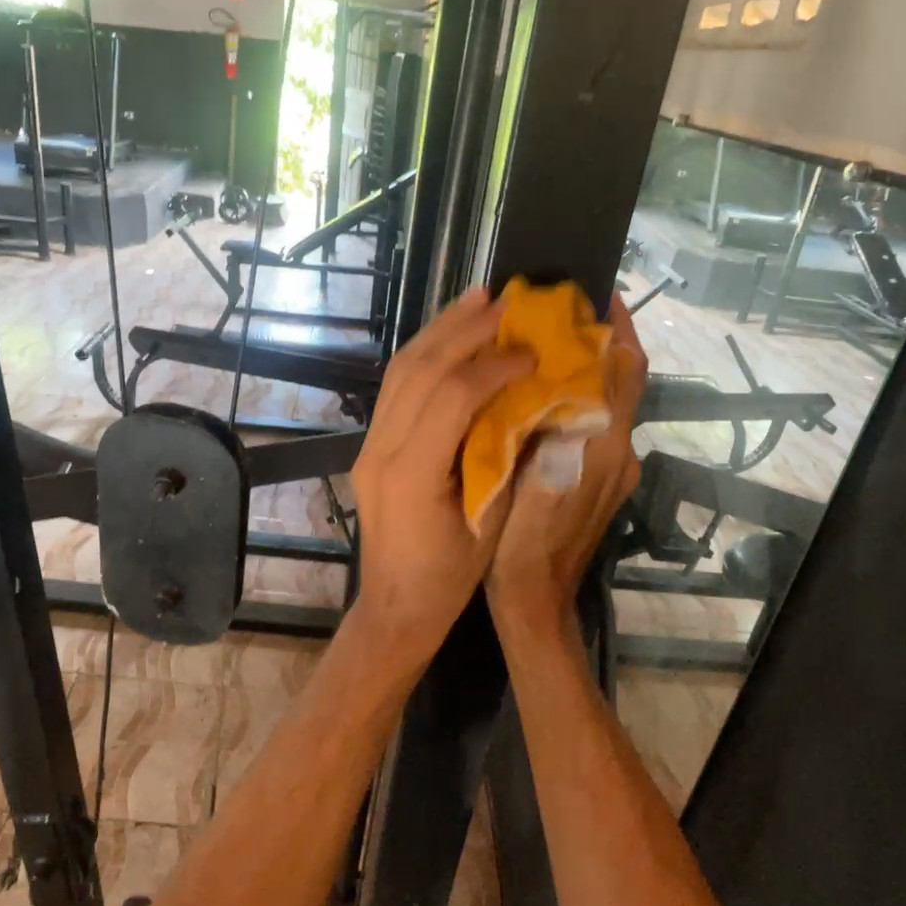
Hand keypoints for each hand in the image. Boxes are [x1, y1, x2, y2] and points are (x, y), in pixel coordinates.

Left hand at [351, 288, 531, 648]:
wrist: (396, 606)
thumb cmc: (450, 578)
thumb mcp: (491, 525)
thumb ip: (506, 462)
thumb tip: (535, 407)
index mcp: (413, 474)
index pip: (450, 396)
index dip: (493, 366)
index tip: (531, 354)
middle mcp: (382, 450)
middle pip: (420, 370)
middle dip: (465, 329)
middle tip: (506, 301)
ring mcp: (369, 445)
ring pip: (401, 371)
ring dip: (441, 330)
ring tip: (477, 298)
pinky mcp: (370, 445)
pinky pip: (395, 387)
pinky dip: (424, 354)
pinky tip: (449, 337)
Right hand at [487, 296, 647, 629]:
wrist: (535, 598)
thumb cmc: (524, 538)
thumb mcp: (538, 473)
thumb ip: (560, 422)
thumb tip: (573, 372)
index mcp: (607, 444)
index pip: (628, 371)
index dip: (621, 330)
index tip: (603, 295)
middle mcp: (622, 453)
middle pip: (623, 385)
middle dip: (603, 347)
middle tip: (561, 319)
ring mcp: (616, 473)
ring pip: (610, 408)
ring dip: (591, 376)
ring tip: (547, 353)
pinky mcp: (603, 488)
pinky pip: (598, 432)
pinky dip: (582, 406)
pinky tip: (546, 404)